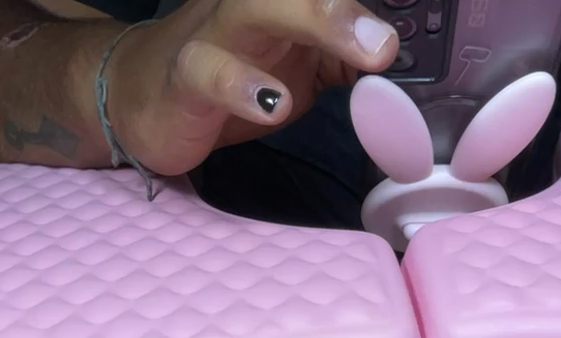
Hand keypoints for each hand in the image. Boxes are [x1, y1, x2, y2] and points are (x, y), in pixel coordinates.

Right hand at [105, 0, 398, 175]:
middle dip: (351, 5)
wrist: (145, 98)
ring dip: (318, 21)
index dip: (360, 8)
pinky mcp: (185, 75)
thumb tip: (397, 59)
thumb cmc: (232, 75)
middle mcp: (251, 0)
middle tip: (397, 38)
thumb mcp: (301, 65)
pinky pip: (210, 72)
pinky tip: (276, 104)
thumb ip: (345, 57)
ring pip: (258, 7)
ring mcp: (215, 31)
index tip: (416, 23)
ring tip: (369, 55)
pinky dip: (244, 86)